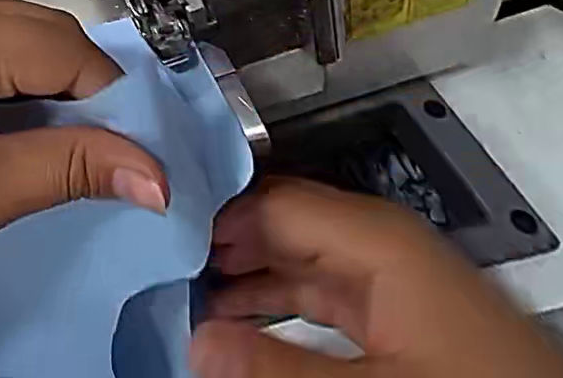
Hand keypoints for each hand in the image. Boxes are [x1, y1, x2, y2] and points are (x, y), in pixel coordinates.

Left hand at [0, 0, 168, 377]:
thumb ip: (75, 167)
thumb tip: (159, 177)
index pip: (69, 49)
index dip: (108, 103)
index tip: (128, 158)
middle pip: (49, 35)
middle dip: (82, 93)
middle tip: (91, 157)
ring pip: (25, 40)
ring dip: (53, 89)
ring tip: (53, 149)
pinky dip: (21, 84)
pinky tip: (15, 127)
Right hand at [191, 179, 562, 377]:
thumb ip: (278, 365)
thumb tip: (196, 344)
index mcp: (374, 235)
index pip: (270, 202)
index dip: (214, 217)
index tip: (165, 235)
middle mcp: (376, 240)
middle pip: (279, 221)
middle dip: (223, 243)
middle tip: (169, 264)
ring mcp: (388, 277)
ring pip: (295, 256)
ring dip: (245, 274)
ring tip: (192, 295)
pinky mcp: (397, 314)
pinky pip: (318, 289)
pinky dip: (276, 300)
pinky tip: (242, 320)